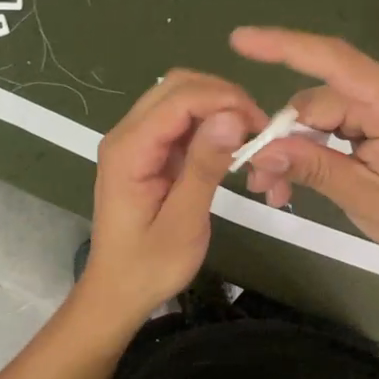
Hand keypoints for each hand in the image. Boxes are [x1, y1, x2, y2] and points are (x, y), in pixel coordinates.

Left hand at [80, 70, 260, 321]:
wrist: (117, 292)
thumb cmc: (149, 266)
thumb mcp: (184, 222)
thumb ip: (204, 167)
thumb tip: (231, 117)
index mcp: (128, 150)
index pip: (179, 98)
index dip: (224, 100)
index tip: (261, 126)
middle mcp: (126, 136)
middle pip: (177, 86)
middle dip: (223, 98)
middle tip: (258, 131)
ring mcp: (134, 142)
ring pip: (179, 99)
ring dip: (217, 110)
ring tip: (249, 140)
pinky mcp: (145, 154)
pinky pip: (178, 123)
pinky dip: (208, 127)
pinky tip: (229, 150)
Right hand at [231, 27, 378, 255]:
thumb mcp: (363, 196)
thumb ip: (312, 167)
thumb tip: (261, 151)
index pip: (333, 62)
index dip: (284, 47)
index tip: (239, 41)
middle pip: (315, 100)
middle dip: (282, 138)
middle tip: (259, 182)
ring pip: (316, 115)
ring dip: (292, 149)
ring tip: (274, 190)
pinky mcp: (376, 116)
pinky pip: (330, 124)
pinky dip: (310, 150)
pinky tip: (292, 180)